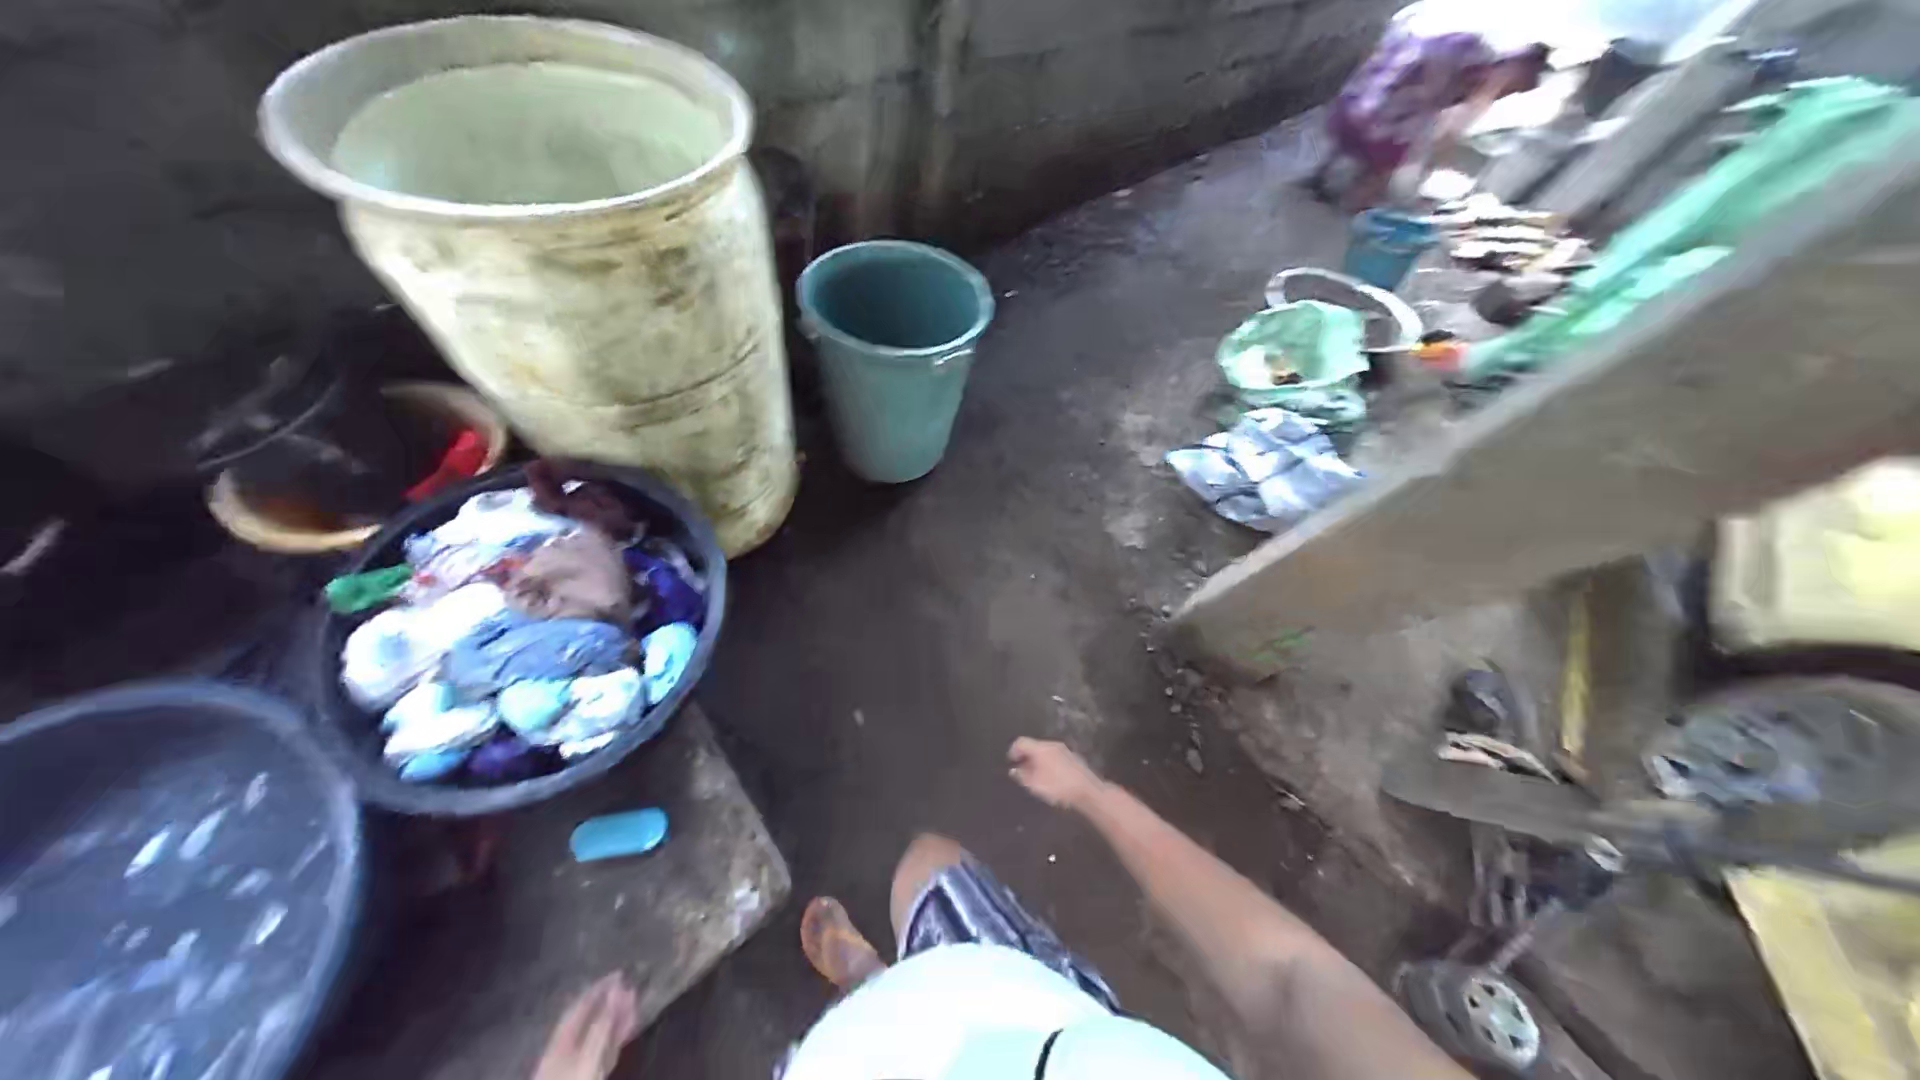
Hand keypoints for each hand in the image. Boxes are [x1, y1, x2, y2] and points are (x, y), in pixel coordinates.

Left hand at [532, 972, 640, 1079]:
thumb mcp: (589, 1054)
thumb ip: (602, 1023)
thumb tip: (616, 989)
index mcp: (561, 1041)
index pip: (580, 1006)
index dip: (599, 987)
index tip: (620, 974)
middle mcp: (568, 1048)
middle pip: (591, 1018)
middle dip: (611, 1001)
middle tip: (631, 984)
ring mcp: (579, 1060)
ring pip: (601, 1032)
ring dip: (618, 1014)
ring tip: (634, 998)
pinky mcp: (591, 1071)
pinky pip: (606, 1046)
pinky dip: (619, 1032)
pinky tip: (632, 1021)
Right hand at [1008, 738, 1105, 811]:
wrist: (1088, 790)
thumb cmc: (1058, 787)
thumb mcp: (1035, 785)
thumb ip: (1021, 776)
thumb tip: (1014, 770)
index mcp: (1040, 748)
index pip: (1020, 742)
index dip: (1013, 751)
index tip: (1011, 762)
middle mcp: (1051, 744)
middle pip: (1033, 746)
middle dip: (1026, 757)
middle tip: (1022, 771)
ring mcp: (1064, 749)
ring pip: (1045, 751)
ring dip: (1037, 761)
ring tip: (1035, 776)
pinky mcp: (1072, 757)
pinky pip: (1054, 756)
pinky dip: (1048, 763)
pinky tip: (1051, 777)